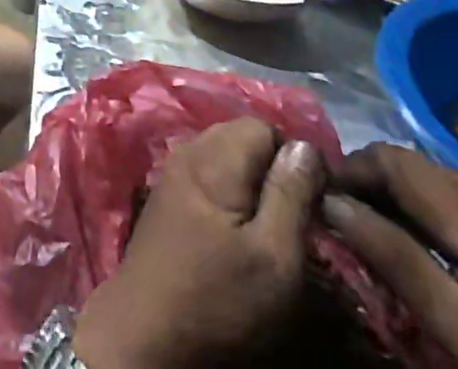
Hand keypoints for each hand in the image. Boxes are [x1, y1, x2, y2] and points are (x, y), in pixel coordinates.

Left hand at [73, 117, 325, 368]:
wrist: (145, 331)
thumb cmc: (218, 299)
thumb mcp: (274, 256)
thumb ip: (290, 194)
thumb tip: (304, 146)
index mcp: (212, 159)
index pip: (262, 126)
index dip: (294, 156)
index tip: (312, 198)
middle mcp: (186, 152)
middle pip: (240, 135)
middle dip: (271, 165)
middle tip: (291, 213)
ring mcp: (171, 172)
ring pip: (222, 152)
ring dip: (250, 178)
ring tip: (267, 223)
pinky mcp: (165, 194)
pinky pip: (205, 172)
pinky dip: (227, 188)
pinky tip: (235, 226)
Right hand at [324, 143, 457, 368]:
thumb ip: (398, 263)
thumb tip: (330, 201)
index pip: (392, 161)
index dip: (346, 172)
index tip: (317, 204)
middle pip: (411, 165)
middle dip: (366, 186)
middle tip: (339, 225)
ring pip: (432, 180)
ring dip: (393, 199)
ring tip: (372, 238)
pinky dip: (424, 213)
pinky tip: (419, 250)